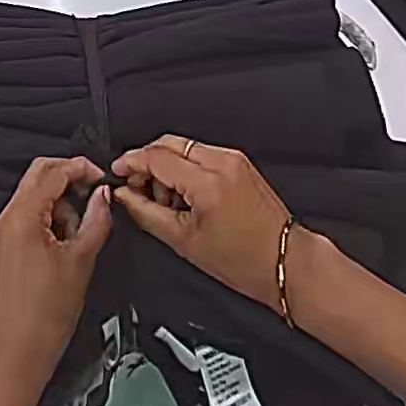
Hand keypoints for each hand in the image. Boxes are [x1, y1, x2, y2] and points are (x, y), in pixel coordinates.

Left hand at [0, 156, 111, 377]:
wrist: (19, 352)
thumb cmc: (45, 314)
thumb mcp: (82, 260)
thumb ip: (96, 219)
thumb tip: (103, 196)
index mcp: (23, 215)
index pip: (54, 172)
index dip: (81, 168)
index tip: (101, 177)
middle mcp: (8, 218)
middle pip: (39, 174)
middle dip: (69, 178)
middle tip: (93, 193)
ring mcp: (4, 232)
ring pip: (35, 195)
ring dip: (61, 201)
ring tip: (78, 233)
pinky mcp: (5, 246)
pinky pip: (28, 215)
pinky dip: (49, 218)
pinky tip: (64, 243)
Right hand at [112, 136, 291, 308]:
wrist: (287, 262)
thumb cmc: (246, 261)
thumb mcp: (184, 242)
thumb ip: (146, 213)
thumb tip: (124, 197)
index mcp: (208, 183)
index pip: (156, 157)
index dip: (131, 162)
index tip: (118, 171)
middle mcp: (222, 162)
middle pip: (168, 143)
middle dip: (147, 161)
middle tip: (137, 186)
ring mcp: (233, 159)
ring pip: (183, 146)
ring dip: (165, 165)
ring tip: (166, 198)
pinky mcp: (239, 162)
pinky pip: (200, 153)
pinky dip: (184, 167)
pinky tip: (185, 194)